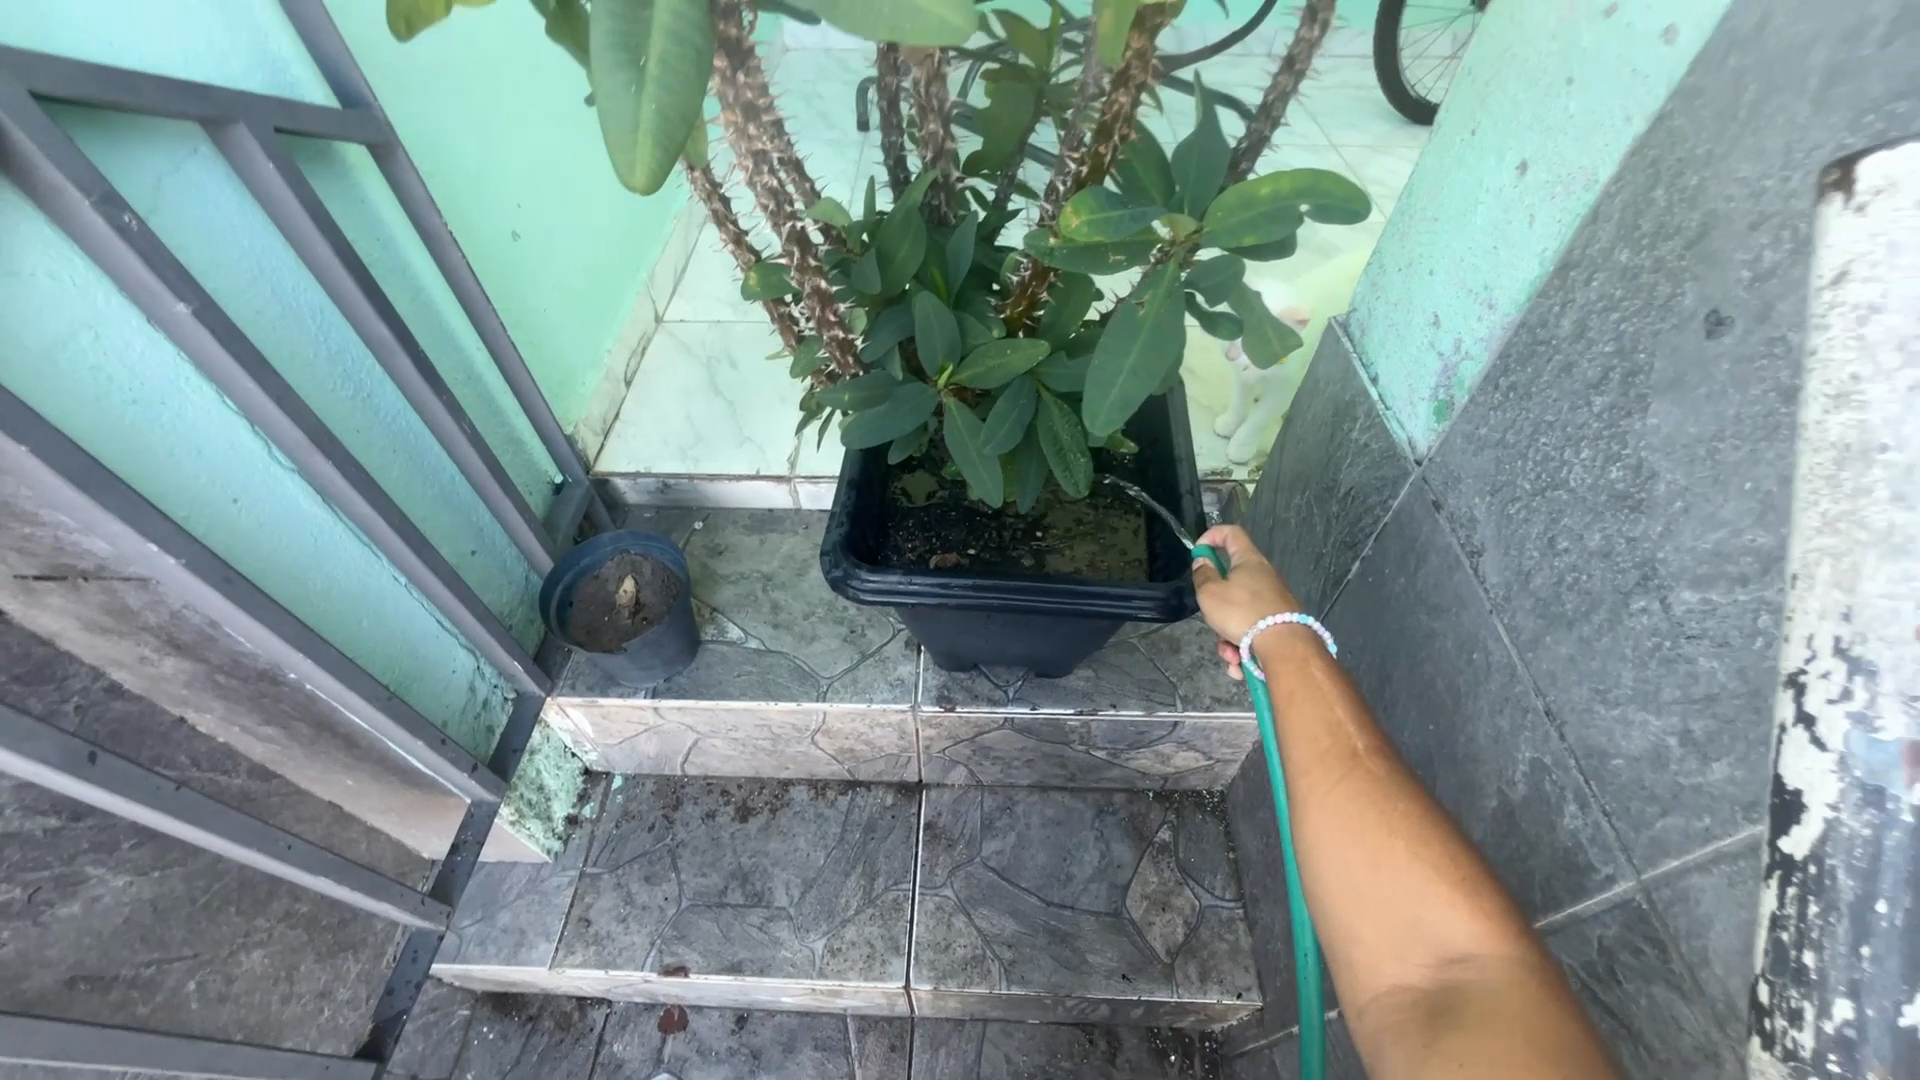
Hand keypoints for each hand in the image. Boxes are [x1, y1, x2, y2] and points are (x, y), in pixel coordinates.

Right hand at [1191, 525, 1299, 680]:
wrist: (1285, 647)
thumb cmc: (1242, 612)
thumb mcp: (1210, 592)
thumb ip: (1203, 574)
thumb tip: (1203, 561)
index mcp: (1248, 560)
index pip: (1231, 533)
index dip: (1211, 535)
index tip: (1197, 552)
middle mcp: (1264, 576)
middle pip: (1231, 582)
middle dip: (1216, 606)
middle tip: (1210, 616)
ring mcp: (1273, 600)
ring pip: (1239, 612)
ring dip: (1227, 636)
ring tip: (1230, 654)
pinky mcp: (1279, 623)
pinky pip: (1252, 630)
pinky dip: (1243, 647)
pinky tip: (1241, 663)